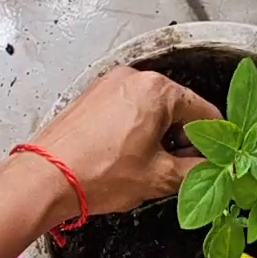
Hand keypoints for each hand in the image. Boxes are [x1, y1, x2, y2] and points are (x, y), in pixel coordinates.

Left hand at [25, 67, 219, 217]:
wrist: (44, 179)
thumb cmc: (95, 173)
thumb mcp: (158, 178)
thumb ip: (196, 171)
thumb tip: (210, 169)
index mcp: (156, 90)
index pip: (204, 112)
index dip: (212, 142)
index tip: (212, 161)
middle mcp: (132, 79)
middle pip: (176, 109)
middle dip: (181, 140)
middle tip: (177, 171)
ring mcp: (108, 86)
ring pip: (150, 110)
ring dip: (157, 137)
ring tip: (146, 168)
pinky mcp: (91, 98)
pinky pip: (125, 111)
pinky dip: (133, 132)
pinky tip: (125, 159)